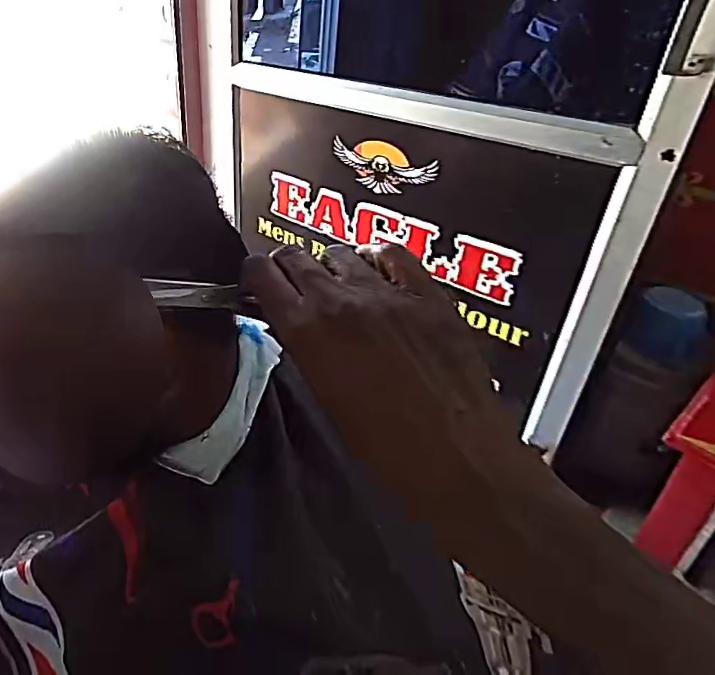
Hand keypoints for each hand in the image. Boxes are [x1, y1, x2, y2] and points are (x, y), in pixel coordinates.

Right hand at [243, 243, 544, 526]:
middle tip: (293, 286)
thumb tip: (289, 322)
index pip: (259, 271)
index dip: (254, 274)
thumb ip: (300, 345)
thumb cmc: (390, 446)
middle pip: (293, 254)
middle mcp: (339, 302)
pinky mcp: (426, 295)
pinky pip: (390, 254)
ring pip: (337, 251)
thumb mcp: (321, 392)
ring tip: (338, 287)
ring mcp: (385, 294)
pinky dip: (376, 259)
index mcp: (305, 329)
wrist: (460, 463)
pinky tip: (376, 275)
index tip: (258, 283)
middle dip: (285, 267)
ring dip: (329, 267)